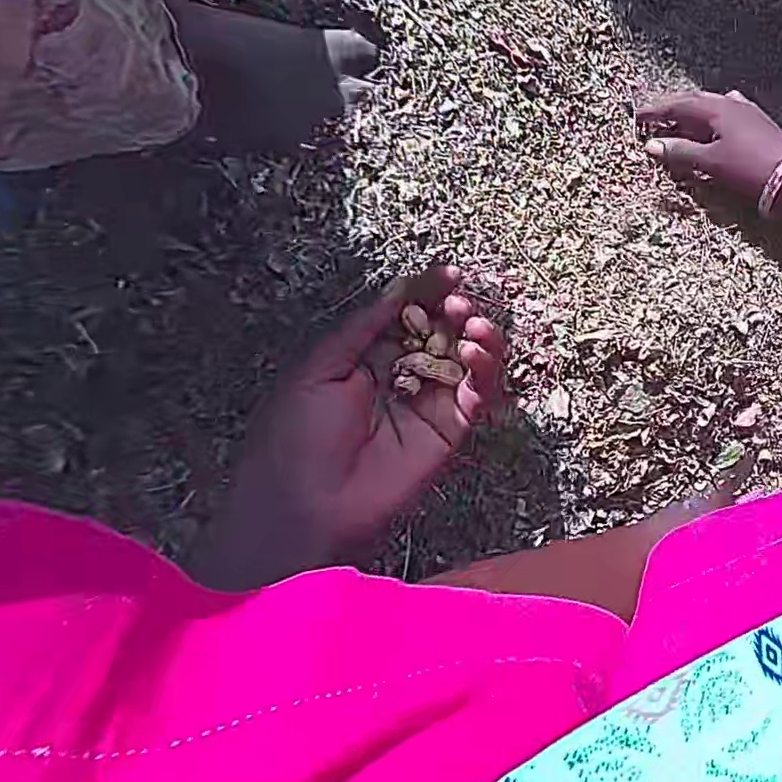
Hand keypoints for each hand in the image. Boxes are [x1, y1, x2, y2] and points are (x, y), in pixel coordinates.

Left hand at [188, 266, 505, 589]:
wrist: (302, 507)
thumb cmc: (296, 436)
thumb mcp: (319, 368)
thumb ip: (363, 327)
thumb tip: (399, 289)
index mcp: (372, 356)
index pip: (412, 314)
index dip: (430, 293)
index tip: (448, 274)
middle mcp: (407, 373)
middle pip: (446, 332)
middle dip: (458, 312)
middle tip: (459, 303)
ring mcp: (432, 401)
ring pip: (470, 360)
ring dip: (479, 336)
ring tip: (472, 324)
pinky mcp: (451, 428)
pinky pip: (477, 394)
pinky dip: (484, 371)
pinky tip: (472, 353)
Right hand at [636, 90, 781, 202]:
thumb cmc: (750, 167)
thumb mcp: (711, 162)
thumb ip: (681, 152)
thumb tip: (652, 145)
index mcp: (715, 109)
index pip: (677, 106)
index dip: (655, 112)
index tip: (636, 117)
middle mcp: (730, 105)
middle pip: (693, 103)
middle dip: (671, 111)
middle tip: (652, 120)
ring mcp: (746, 113)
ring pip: (710, 108)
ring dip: (691, 115)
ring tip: (677, 123)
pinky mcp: (757, 125)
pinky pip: (725, 115)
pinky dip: (710, 119)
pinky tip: (714, 122)